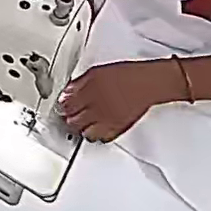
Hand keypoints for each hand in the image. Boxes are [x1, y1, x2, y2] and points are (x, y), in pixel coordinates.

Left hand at [58, 59, 184, 141]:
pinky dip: (95, 135)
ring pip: (85, 133)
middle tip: (69, 114)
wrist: (148, 83)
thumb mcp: (96, 72)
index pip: (67, 104)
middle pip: (73, 120)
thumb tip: (67, 91)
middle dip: (68, 117)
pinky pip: (101, 138)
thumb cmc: (127, 74)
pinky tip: (95, 129)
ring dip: (80, 128)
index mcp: (89, 91)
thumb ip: (79, 83)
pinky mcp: (118, 128)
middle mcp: (97, 107)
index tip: (62, 104)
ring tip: (81, 122)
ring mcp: (107, 119)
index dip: (62, 105)